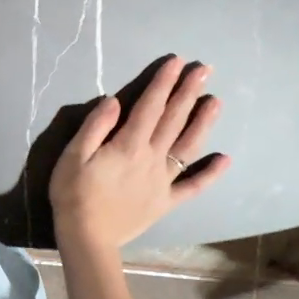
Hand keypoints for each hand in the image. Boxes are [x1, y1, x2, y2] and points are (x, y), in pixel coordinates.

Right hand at [51, 57, 230, 255]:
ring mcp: (163, 180)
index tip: (176, 63)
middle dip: (187, 93)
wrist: (87, 235)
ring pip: (187, 146)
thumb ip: (96, 127)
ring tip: (216, 101)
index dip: (162, 83)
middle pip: (173, 120)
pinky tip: (224, 159)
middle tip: (204, 70)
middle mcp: (152, 158)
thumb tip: (114, 101)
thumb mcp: (73, 155)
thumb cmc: (73, 191)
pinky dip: (210, 172)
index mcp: (128, 144)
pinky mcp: (166, 200)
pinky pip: (192, 185)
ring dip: (203, 123)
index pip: (149, 106)